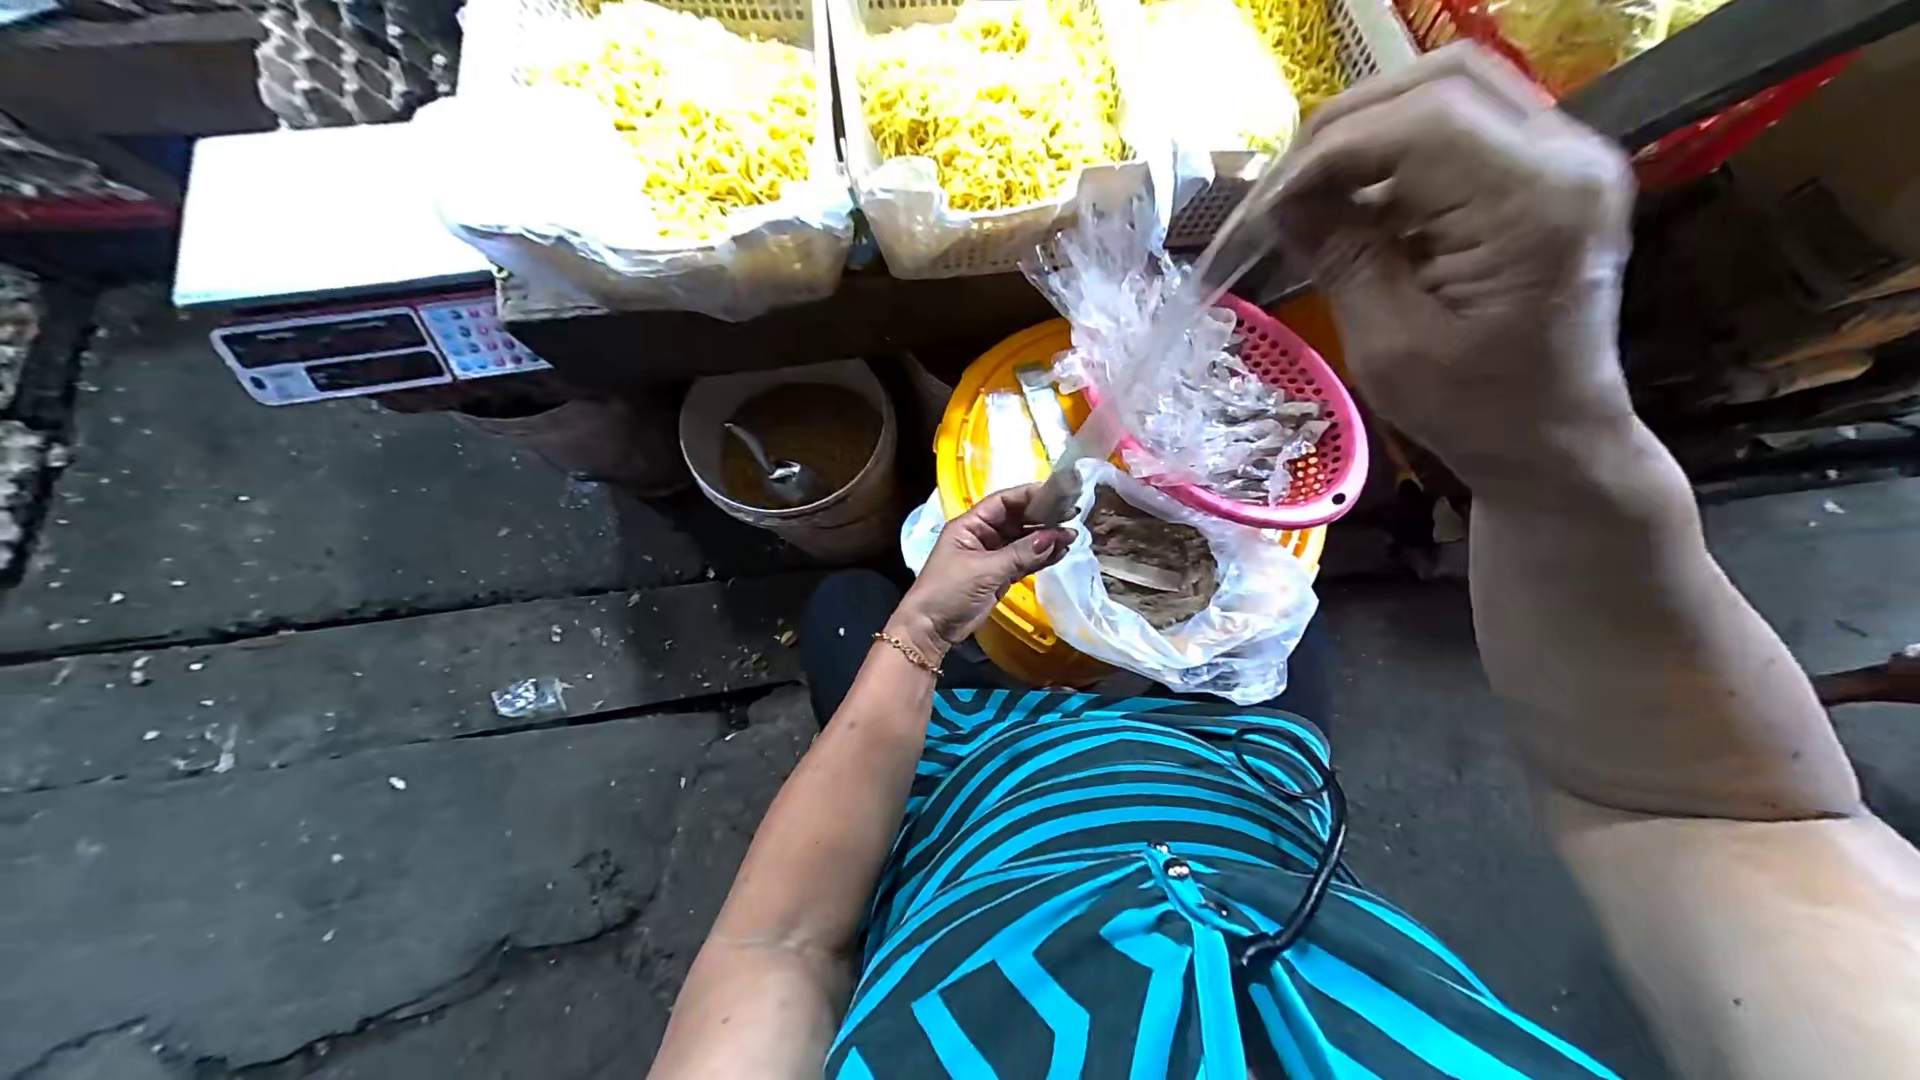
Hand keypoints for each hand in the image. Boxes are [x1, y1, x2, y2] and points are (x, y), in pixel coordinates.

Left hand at [890, 483, 1074, 660]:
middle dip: (1043, 518)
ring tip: (1072, 537)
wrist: (930, 630)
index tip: (1057, 493)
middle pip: (1017, 520)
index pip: (1003, 502)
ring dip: (1046, 540)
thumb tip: (1055, 536)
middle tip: (1072, 516)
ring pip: (1024, 542)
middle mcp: (982, 536)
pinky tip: (1061, 553)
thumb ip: (1020, 553)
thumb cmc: (949, 591)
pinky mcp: (999, 576)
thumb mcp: (985, 570)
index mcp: (970, 525)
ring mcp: (991, 557)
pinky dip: (1041, 558)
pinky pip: (1024, 562)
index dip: (1029, 495)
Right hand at [1275, 45, 1638, 495]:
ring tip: (1305, 191)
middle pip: (1439, 83)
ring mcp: (1559, 159)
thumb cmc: (1469, 409)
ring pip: (1448, 93)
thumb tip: (1282, 204)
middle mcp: (1563, 157)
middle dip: (1340, 130)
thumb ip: (1342, 258)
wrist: (1546, 435)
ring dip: (1363, 135)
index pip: (1419, 126)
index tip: (1264, 209)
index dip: (1325, 156)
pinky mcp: (1538, 176)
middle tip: (1278, 189)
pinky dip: (1388, 158)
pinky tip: (1349, 203)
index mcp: (1532, 205)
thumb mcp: (1387, 344)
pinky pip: (1456, 132)